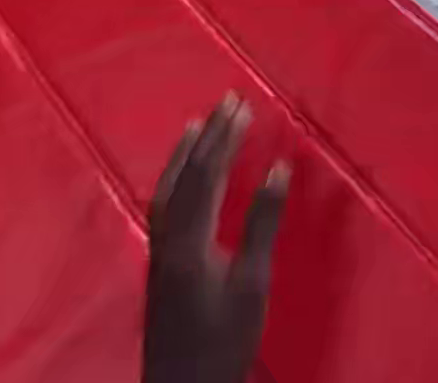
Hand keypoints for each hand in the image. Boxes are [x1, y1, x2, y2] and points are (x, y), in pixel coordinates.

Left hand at [144, 95, 289, 382]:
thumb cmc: (224, 339)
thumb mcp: (252, 282)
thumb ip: (262, 222)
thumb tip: (279, 167)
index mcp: (191, 238)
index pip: (209, 173)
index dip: (227, 137)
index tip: (244, 105)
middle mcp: (168, 237)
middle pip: (188, 174)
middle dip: (209, 133)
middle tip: (227, 99)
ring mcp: (159, 250)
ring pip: (167, 187)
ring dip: (186, 151)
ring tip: (198, 123)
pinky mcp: (159, 263)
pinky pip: (162, 203)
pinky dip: (174, 176)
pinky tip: (182, 174)